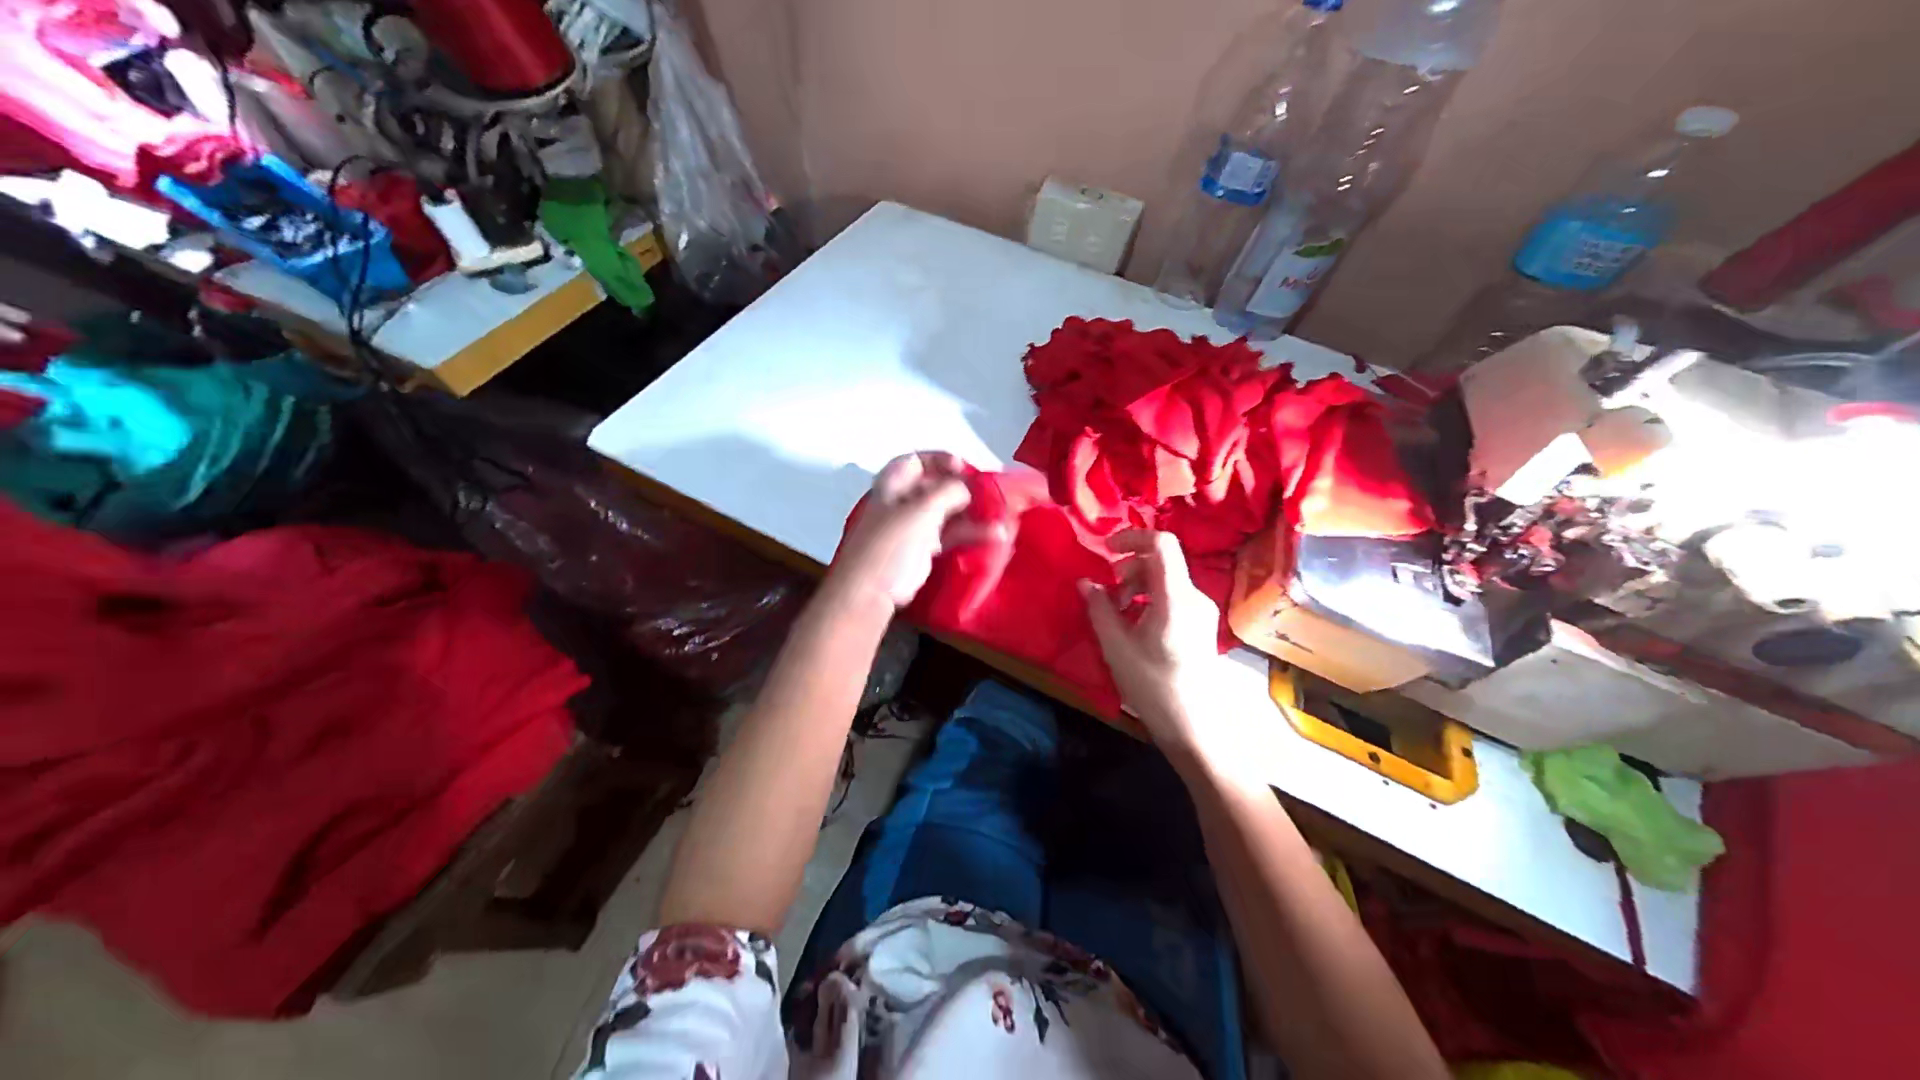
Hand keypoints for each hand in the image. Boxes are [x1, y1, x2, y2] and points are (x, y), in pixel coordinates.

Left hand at [830, 452, 979, 608]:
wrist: (869, 591)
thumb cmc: (891, 544)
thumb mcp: (921, 510)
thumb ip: (948, 491)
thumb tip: (966, 488)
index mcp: (892, 485)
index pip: (915, 460)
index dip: (940, 460)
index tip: (964, 468)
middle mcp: (901, 502)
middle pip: (934, 486)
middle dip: (962, 488)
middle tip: (988, 493)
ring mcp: (911, 527)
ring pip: (946, 513)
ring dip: (972, 514)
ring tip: (1000, 519)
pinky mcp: (921, 551)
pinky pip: (949, 536)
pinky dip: (970, 535)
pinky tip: (993, 537)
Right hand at [1080, 530, 1240, 762]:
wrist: (1194, 728)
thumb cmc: (1152, 687)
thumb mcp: (1116, 647)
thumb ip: (1099, 608)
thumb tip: (1085, 582)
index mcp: (1176, 598)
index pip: (1162, 544)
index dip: (1132, 537)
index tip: (1106, 550)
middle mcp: (1195, 597)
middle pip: (1161, 562)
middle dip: (1128, 569)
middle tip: (1106, 596)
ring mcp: (1201, 611)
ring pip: (1165, 579)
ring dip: (1135, 586)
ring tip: (1116, 614)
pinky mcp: (1200, 624)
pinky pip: (1172, 596)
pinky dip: (1148, 599)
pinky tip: (1134, 626)